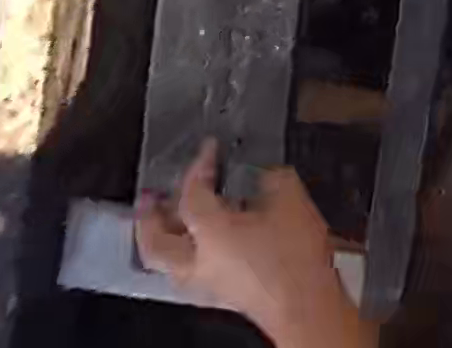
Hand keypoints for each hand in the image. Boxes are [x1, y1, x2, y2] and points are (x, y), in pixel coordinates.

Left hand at [136, 138, 366, 343]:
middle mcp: (196, 260)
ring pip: (165, 263)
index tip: (207, 149)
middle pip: (155, 242)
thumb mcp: (291, 199)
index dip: (198, 167)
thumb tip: (263, 174)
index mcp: (211, 232)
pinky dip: (182, 255)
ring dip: (161, 240)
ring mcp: (202, 283)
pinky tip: (201, 245)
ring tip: (167, 222)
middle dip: (147, 218)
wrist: (304, 302)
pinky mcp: (215, 297)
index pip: (192, 194)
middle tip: (148, 198)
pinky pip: (184, 273)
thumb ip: (272, 179)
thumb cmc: (295, 252)